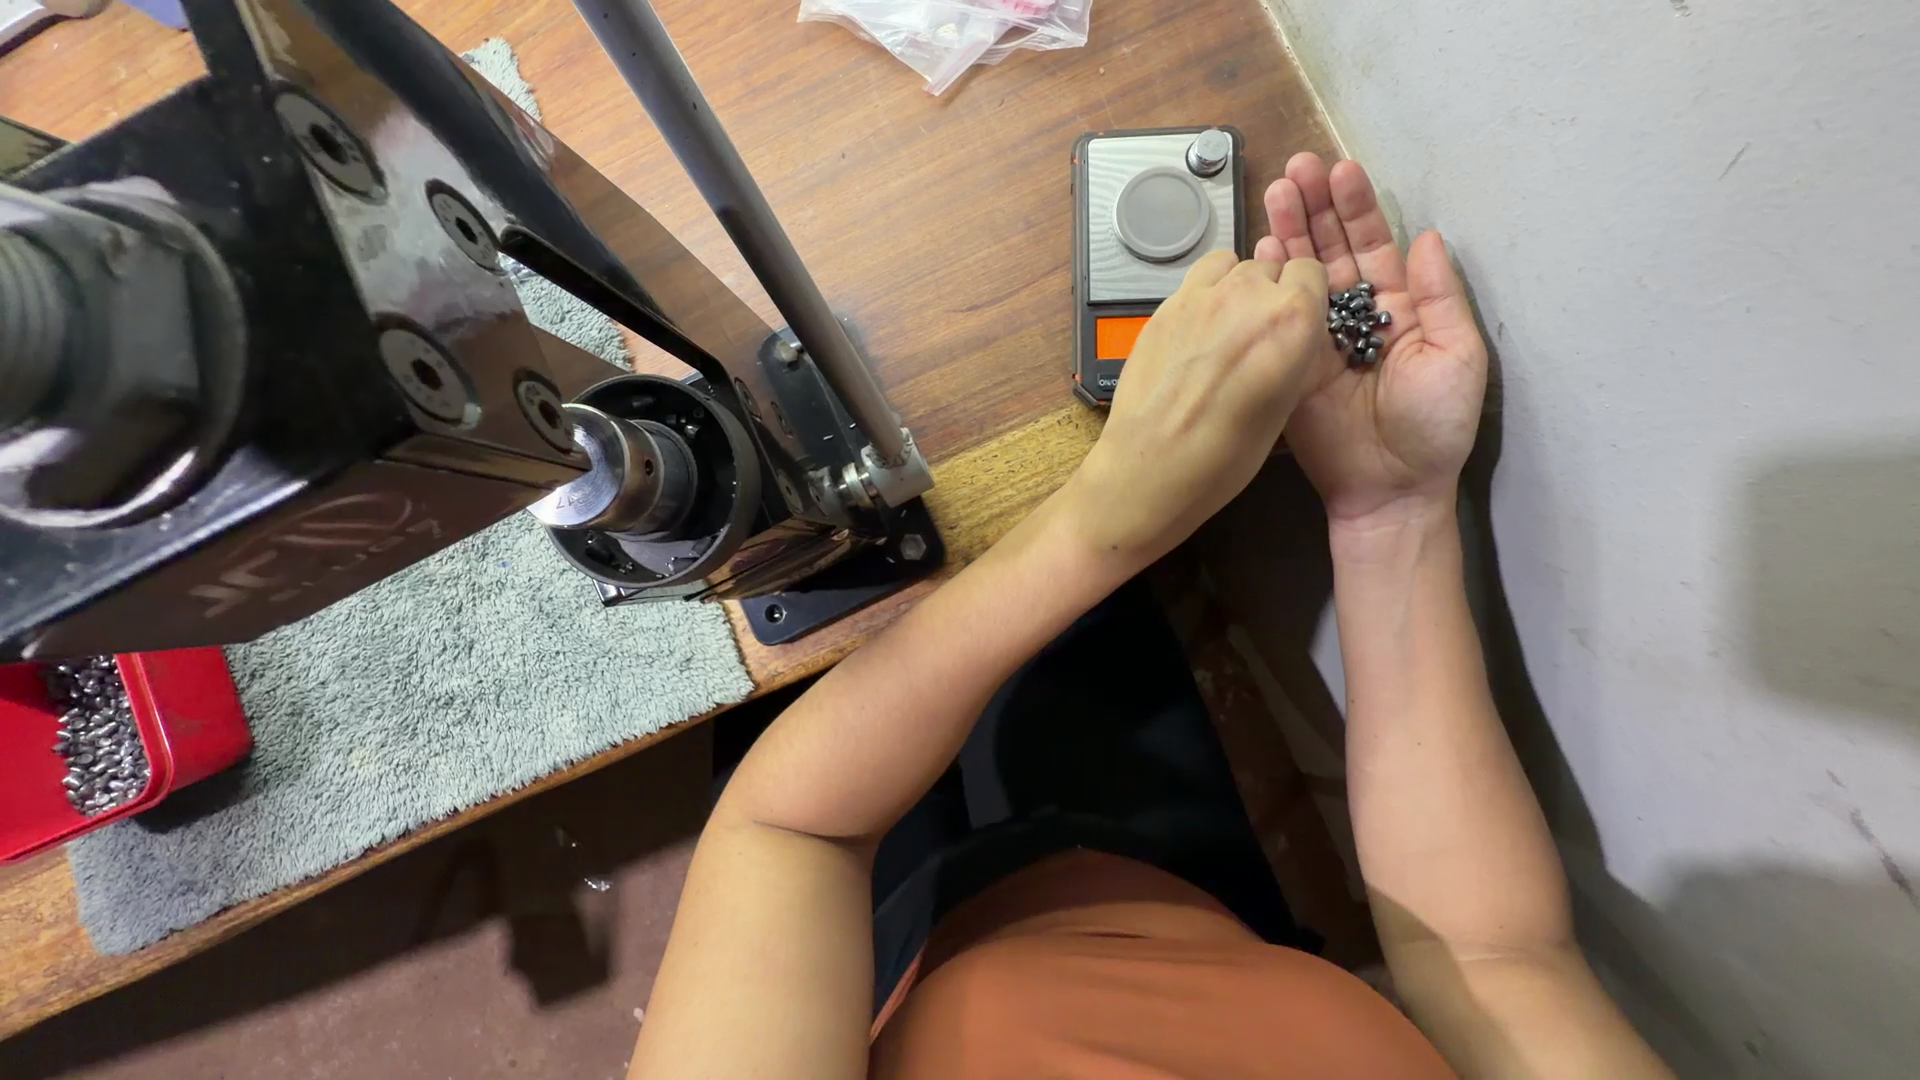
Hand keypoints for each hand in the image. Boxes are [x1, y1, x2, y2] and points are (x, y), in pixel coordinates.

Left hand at [1060, 249, 1336, 569]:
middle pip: (1271, 269)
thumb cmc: (1225, 456)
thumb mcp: (1284, 407)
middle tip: (1255, 338)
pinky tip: (1194, 331)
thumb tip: (1288, 338)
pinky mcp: (1164, 307)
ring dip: (1235, 288)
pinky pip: (1195, 281)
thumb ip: (1293, 356)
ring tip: (1224, 329)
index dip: (1305, 299)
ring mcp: (1201, 295)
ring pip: (1231, 266)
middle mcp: (1250, 293)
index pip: (1311, 274)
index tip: (1295, 325)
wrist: (1151, 466)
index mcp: (1294, 318)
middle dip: (1270, 295)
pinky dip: (1202, 295)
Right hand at [1254, 153, 1487, 530]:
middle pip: (1331, 251)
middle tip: (1294, 169)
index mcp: (1399, 308)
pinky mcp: (1287, 366)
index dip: (1358, 208)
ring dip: (1286, 235)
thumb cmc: (1433, 425)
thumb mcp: (1457, 355)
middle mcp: (1353, 316)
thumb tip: (1425, 237)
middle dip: (1314, 209)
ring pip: (1299, 278)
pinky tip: (1258, 253)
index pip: (1374, 245)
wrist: (1388, 486)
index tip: (1341, 171)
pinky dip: (1267, 287)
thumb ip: (1440, 296)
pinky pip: (1276, 321)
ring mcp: (1316, 341)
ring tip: (1271, 194)